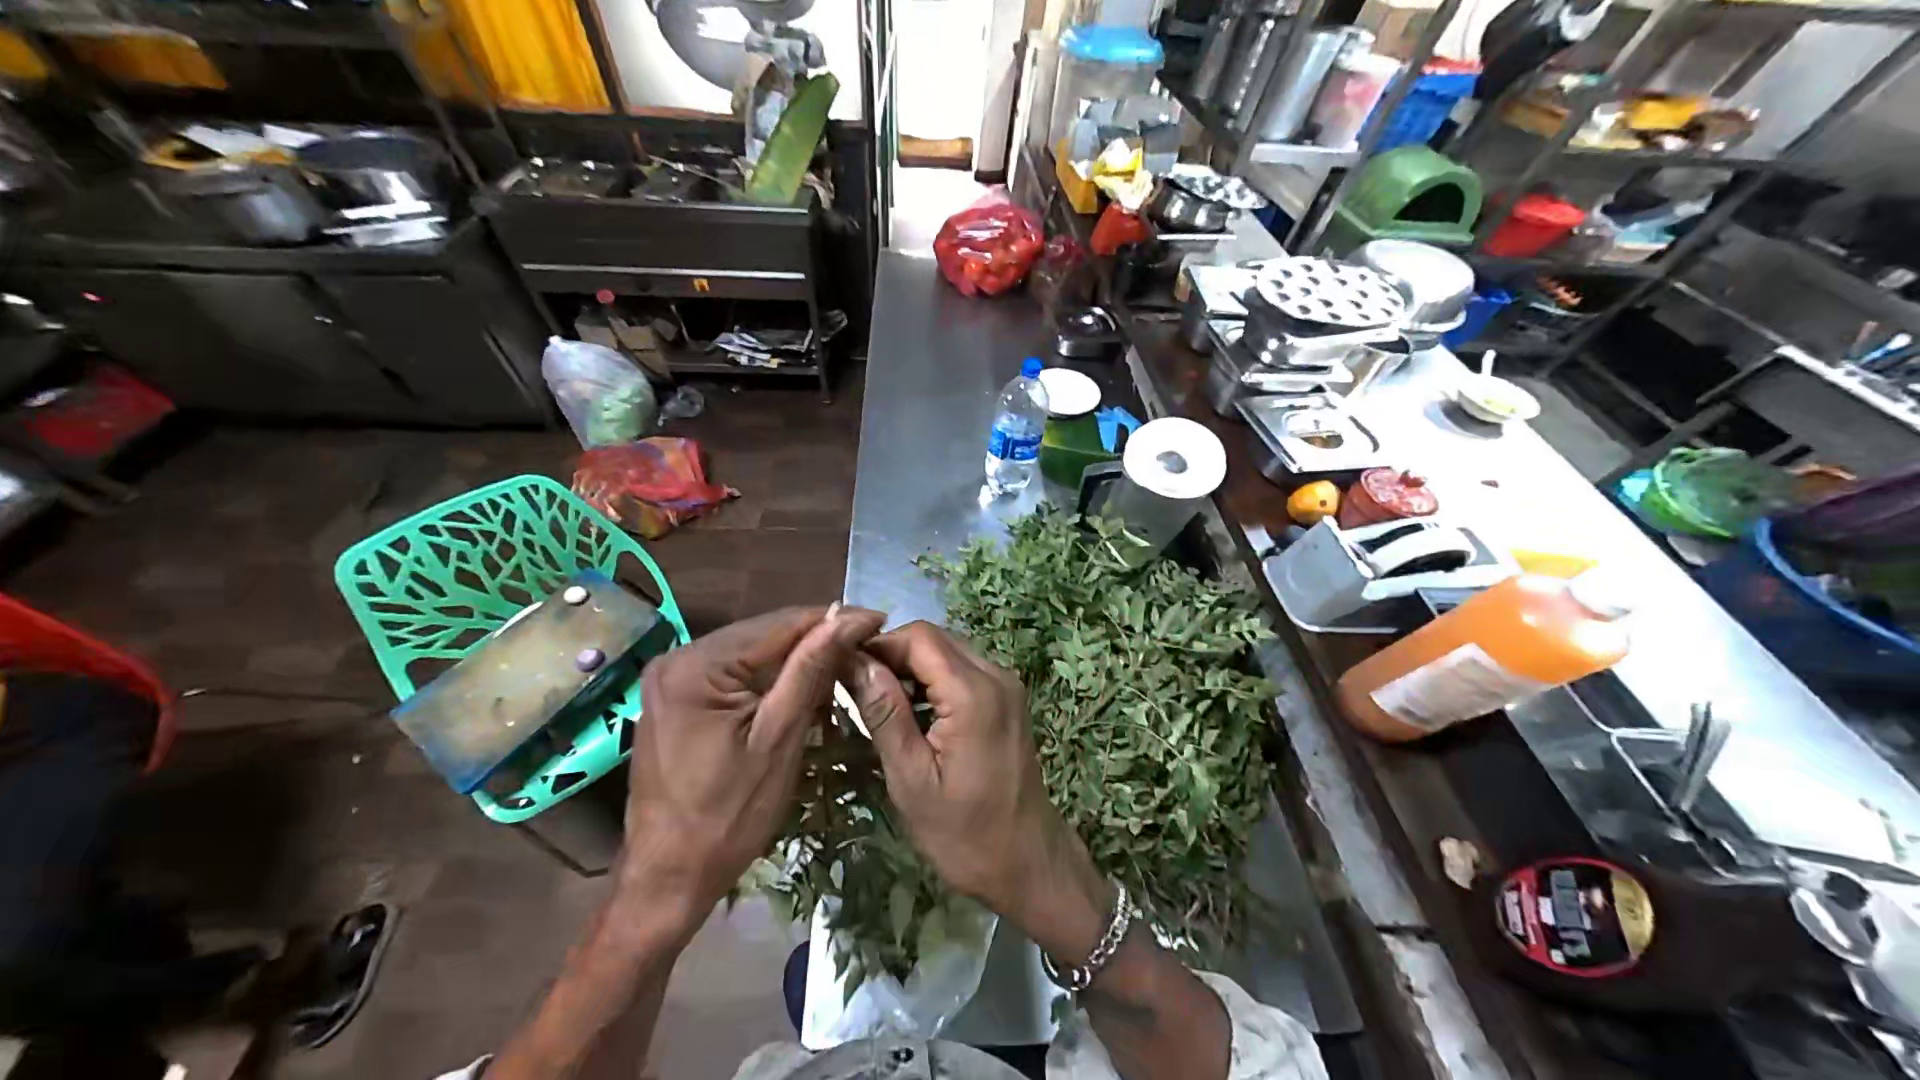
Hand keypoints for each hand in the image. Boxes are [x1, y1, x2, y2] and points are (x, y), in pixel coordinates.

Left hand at [621, 605, 885, 933]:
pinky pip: (734, 672)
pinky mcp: (677, 695)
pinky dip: (770, 678)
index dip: (833, 621)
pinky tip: (801, 689)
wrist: (668, 876)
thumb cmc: (729, 816)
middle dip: (815, 640)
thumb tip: (844, 617)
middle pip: (763, 634)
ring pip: (751, 652)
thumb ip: (810, 671)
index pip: (778, 625)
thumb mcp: (778, 740)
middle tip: (866, 648)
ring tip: (843, 667)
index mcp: (696, 666)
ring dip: (796, 660)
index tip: (879, 621)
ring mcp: (672, 676)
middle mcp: (677, 657)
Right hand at [849, 622, 1114, 965]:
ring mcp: (1007, 686)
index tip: (842, 669)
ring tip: (879, 702)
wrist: (1028, 863)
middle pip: (934, 638)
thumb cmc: (965, 834)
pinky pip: (963, 669)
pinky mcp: (1008, 700)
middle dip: (892, 654)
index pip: (918, 637)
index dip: (877, 644)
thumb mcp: (912, 779)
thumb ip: (884, 714)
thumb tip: (853, 662)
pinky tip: (912, 711)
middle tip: (856, 688)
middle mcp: (996, 676)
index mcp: (974, 694)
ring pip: (948, 650)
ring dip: (911, 666)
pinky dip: (933, 678)